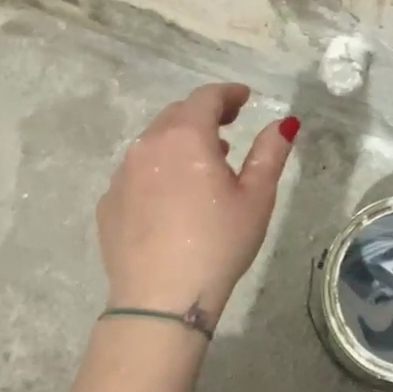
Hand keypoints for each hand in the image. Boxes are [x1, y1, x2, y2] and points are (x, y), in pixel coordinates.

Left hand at [95, 82, 298, 320]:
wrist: (161, 299)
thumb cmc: (219, 243)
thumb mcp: (256, 197)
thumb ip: (269, 153)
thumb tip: (284, 122)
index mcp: (186, 137)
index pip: (206, 97)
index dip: (228, 93)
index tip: (244, 98)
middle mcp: (147, 146)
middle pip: (176, 114)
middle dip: (204, 114)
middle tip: (229, 126)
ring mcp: (121, 175)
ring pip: (153, 142)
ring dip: (180, 142)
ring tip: (204, 163)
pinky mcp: (108, 203)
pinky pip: (137, 172)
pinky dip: (158, 170)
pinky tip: (173, 197)